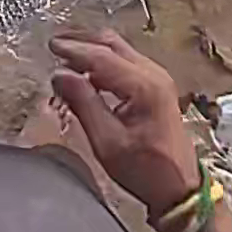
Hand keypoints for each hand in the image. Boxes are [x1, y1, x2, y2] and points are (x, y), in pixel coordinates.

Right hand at [50, 28, 199, 215]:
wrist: (181, 190)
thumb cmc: (145, 170)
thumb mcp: (107, 141)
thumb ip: (83, 103)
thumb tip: (59, 75)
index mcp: (144, 86)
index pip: (101, 56)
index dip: (73, 49)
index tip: (51, 46)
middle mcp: (153, 74)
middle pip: (112, 44)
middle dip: (81, 40)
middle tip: (55, 45)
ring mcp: (157, 78)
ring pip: (119, 49)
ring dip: (91, 49)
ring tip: (65, 56)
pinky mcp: (156, 85)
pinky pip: (125, 61)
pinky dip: (102, 60)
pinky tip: (86, 71)